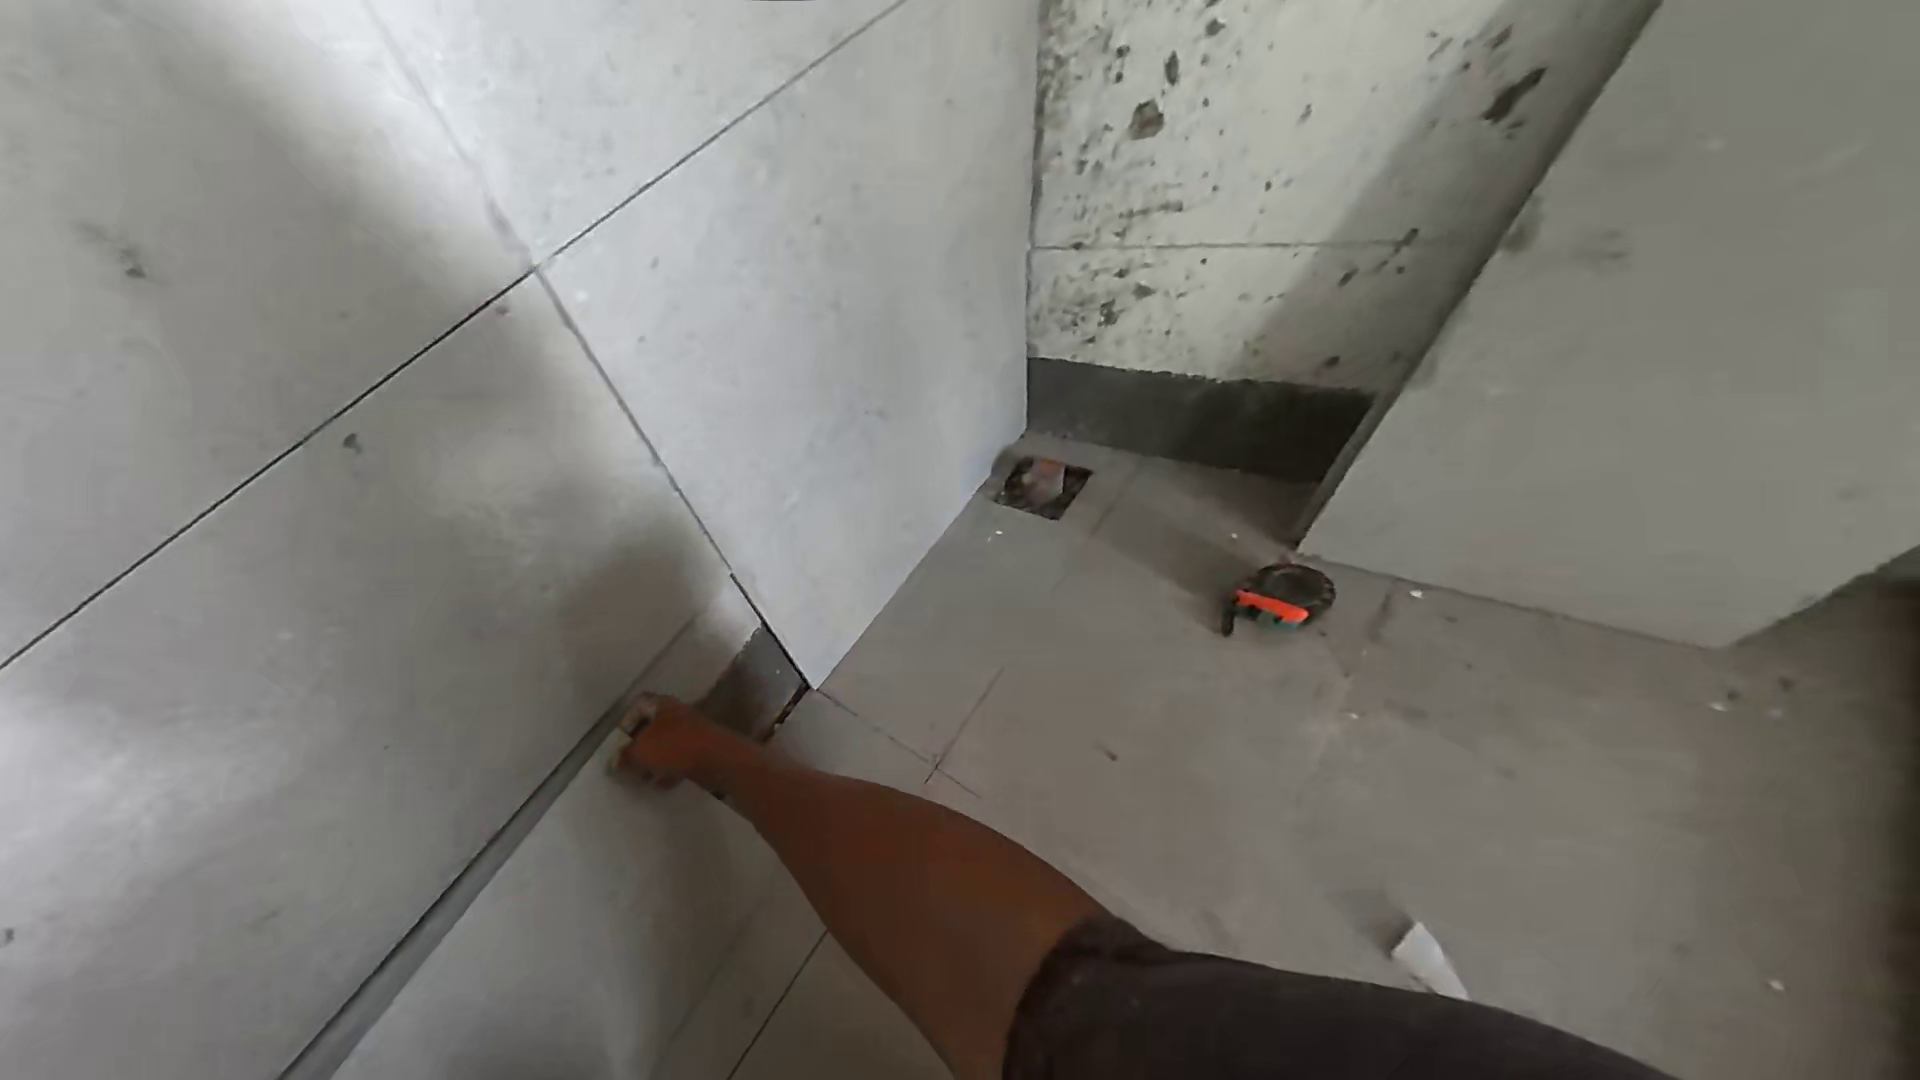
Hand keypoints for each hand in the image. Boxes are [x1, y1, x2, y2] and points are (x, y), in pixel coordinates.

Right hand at [609, 693, 721, 787]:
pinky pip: (679, 759)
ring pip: (665, 746)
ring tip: (645, 779)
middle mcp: (677, 714)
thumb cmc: (674, 746)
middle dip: (638, 749)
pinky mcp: (700, 749)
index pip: (637, 706)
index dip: (625, 724)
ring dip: (653, 762)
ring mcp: (691, 731)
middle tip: (629, 767)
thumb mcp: (640, 750)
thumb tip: (618, 760)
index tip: (618, 745)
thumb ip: (625, 755)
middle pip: (651, 729)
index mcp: (662, 705)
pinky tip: (663, 784)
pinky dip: (670, 770)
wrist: (717, 757)